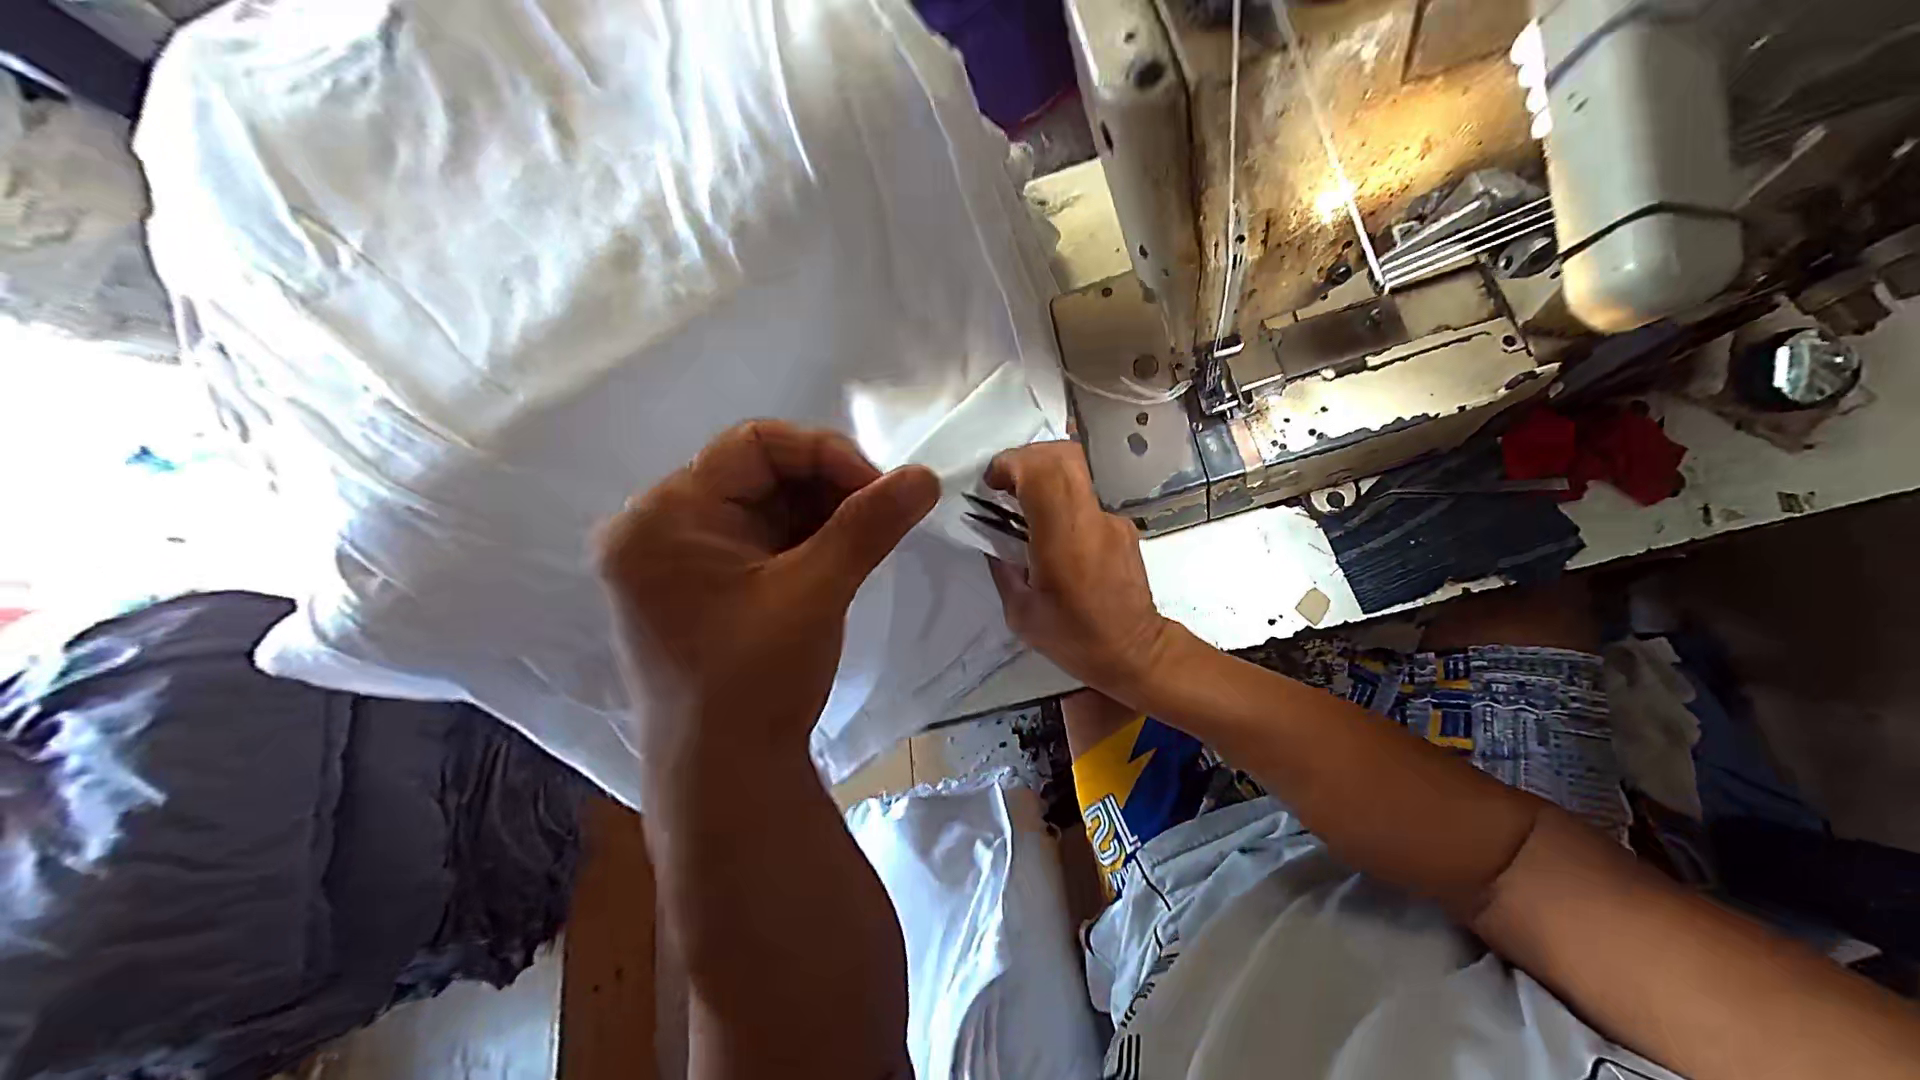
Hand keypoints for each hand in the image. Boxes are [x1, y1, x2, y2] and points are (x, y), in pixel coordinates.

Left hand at [598, 420, 938, 756]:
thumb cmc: (758, 681)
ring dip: (819, 515)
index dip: (824, 454)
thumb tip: (925, 476)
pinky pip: (755, 540)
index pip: (753, 444)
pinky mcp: (695, 588)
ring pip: (761, 506)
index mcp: (663, 517)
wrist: (726, 779)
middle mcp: (655, 529)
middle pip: (755, 473)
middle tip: (880, 514)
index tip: (878, 489)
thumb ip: (870, 525)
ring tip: (865, 540)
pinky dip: (802, 541)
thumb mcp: (816, 592)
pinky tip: (838, 559)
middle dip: (826, 487)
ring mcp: (674, 561)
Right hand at [985, 442, 1178, 706]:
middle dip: (1027, 458)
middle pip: (1064, 456)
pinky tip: (1054, 537)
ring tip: (1025, 510)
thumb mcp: (1021, 613)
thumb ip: (1003, 569)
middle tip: (1005, 484)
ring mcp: (1113, 521)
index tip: (991, 484)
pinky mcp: (1123, 528)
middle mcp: (1092, 520)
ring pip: (1076, 473)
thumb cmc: (1075, 639)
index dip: (1010, 464)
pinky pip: (1085, 499)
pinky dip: (1062, 502)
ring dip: (1044, 478)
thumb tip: (994, 541)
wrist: (1135, 653)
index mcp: (1063, 539)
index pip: (1041, 471)